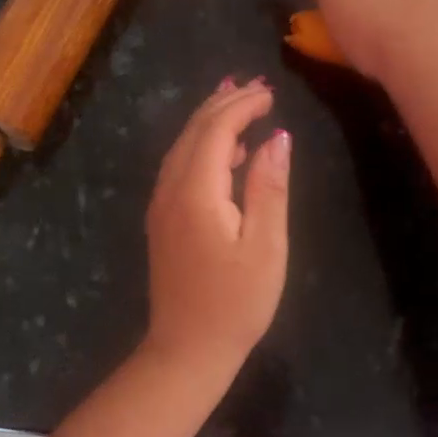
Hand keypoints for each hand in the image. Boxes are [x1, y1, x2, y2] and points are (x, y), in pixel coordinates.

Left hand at [144, 78, 289, 370]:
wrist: (186, 350)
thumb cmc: (236, 303)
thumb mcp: (266, 246)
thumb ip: (269, 187)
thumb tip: (276, 138)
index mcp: (196, 192)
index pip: (215, 129)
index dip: (242, 105)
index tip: (271, 92)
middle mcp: (171, 189)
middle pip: (194, 130)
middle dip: (224, 103)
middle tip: (257, 86)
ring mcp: (161, 205)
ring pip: (182, 146)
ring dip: (210, 120)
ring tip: (240, 102)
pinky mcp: (163, 220)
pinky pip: (179, 166)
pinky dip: (202, 145)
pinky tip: (225, 152)